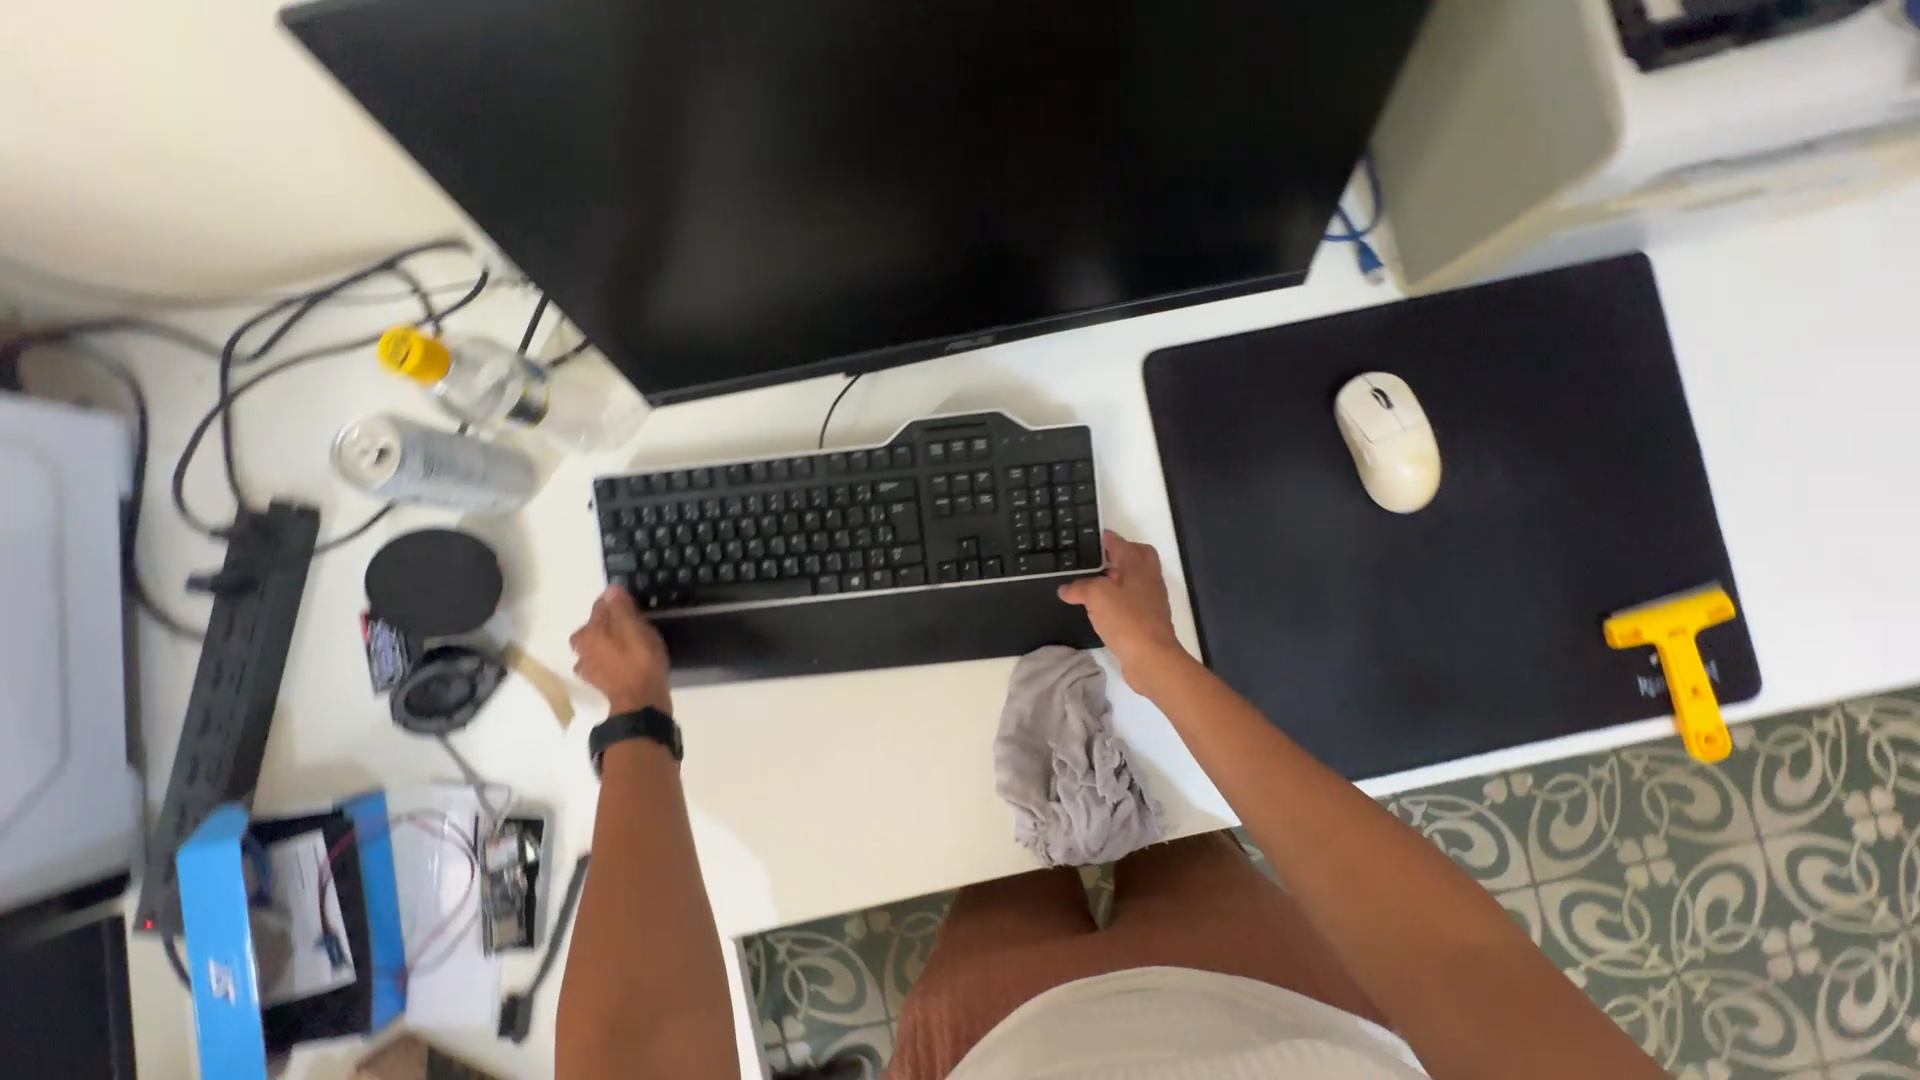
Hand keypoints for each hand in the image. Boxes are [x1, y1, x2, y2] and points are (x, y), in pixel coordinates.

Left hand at [570, 586, 672, 715]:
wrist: (641, 703)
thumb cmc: (640, 661)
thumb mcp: (635, 628)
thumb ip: (621, 608)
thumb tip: (611, 589)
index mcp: (589, 632)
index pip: (600, 607)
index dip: (617, 601)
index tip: (632, 602)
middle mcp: (582, 649)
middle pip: (593, 628)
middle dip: (607, 624)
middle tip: (630, 624)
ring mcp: (588, 668)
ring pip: (596, 647)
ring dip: (607, 642)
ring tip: (628, 643)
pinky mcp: (599, 683)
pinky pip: (602, 663)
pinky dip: (611, 659)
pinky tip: (624, 662)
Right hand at [1057, 530, 1191, 694]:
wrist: (1152, 657)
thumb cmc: (1126, 619)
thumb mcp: (1096, 596)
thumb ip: (1079, 588)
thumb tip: (1066, 589)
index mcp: (1137, 564)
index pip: (1118, 542)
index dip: (1102, 538)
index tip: (1085, 538)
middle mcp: (1148, 577)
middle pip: (1135, 556)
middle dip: (1117, 554)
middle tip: (1094, 560)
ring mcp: (1151, 598)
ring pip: (1133, 579)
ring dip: (1116, 578)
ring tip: (1092, 583)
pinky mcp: (1148, 618)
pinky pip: (1132, 600)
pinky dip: (1118, 598)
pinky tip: (1101, 608)